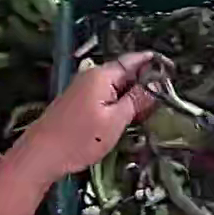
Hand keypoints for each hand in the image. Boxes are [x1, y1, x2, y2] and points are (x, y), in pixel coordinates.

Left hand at [8, 53, 157, 186]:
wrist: (42, 153)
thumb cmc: (80, 138)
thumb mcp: (115, 122)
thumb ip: (135, 101)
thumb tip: (155, 85)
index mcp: (102, 75)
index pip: (132, 60)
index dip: (152, 62)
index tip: (171, 68)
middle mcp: (92, 75)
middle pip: (124, 72)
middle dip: (144, 80)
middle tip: (167, 93)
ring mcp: (83, 87)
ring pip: (115, 84)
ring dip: (132, 93)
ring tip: (152, 106)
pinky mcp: (78, 100)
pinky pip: (105, 94)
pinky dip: (119, 100)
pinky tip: (128, 114)